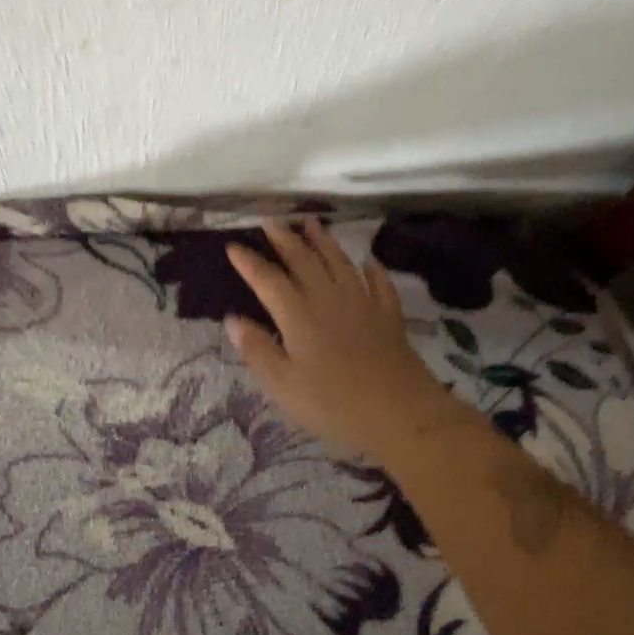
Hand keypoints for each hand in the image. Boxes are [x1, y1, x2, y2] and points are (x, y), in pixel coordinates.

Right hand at [225, 218, 465, 462]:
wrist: (400, 412)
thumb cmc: (334, 404)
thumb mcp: (284, 385)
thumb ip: (257, 351)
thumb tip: (232, 319)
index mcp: (298, 315)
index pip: (268, 280)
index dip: (250, 263)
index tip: (233, 246)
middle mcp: (328, 299)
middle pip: (304, 261)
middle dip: (285, 239)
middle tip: (271, 221)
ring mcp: (362, 304)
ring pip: (339, 263)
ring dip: (324, 241)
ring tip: (312, 223)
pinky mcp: (388, 317)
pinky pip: (379, 284)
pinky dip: (372, 270)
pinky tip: (368, 262)